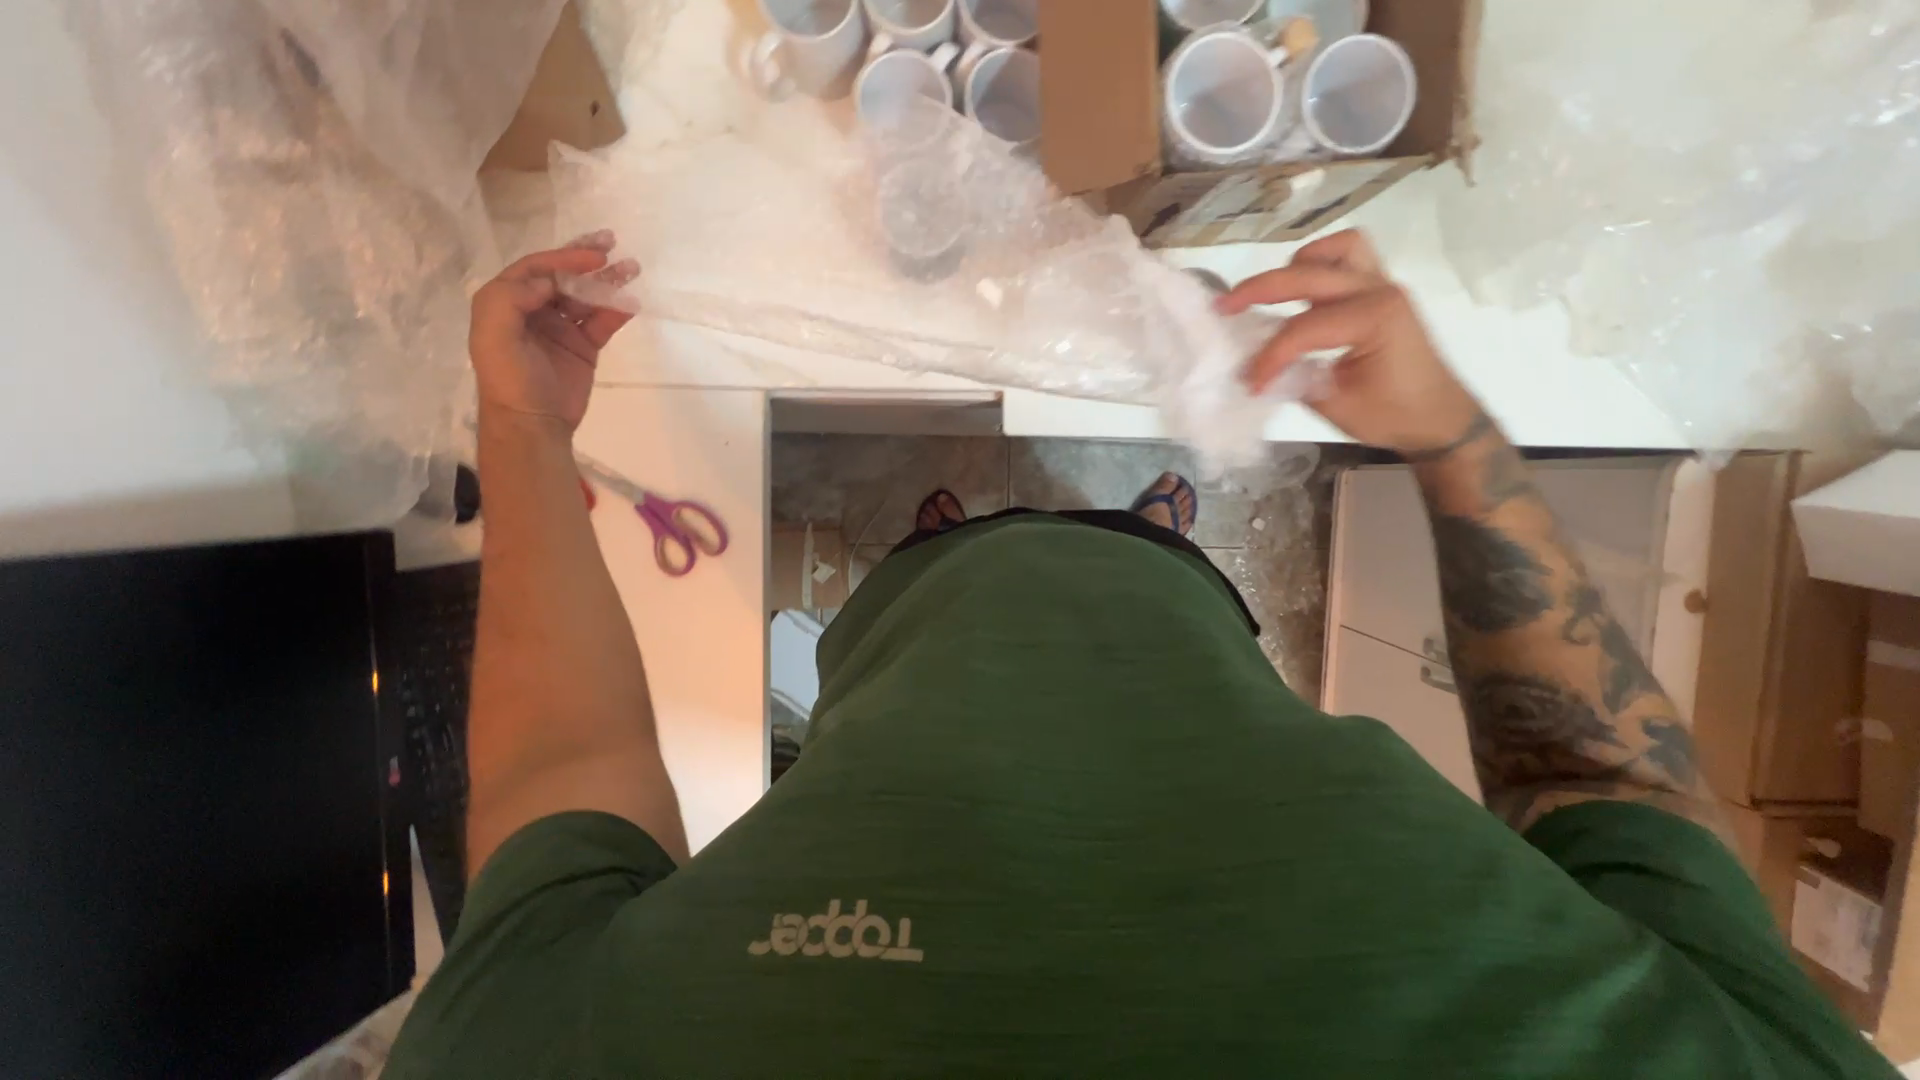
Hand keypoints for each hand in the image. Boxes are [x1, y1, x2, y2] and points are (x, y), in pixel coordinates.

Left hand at [469, 230, 639, 432]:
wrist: (533, 423)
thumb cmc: (509, 378)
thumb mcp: (493, 334)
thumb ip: (511, 298)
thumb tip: (548, 282)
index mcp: (506, 301)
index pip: (537, 269)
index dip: (565, 257)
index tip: (593, 256)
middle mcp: (533, 310)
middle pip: (563, 276)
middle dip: (587, 258)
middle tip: (611, 244)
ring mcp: (560, 328)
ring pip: (586, 296)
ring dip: (608, 282)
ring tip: (632, 269)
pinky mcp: (583, 347)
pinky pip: (602, 322)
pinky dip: (617, 311)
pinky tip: (632, 301)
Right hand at [1216, 230, 1484, 456]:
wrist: (1439, 418)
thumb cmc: (1393, 416)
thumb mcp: (1335, 405)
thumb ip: (1293, 380)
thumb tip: (1253, 372)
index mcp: (1375, 319)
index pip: (1302, 329)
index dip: (1269, 356)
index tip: (1250, 384)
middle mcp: (1380, 290)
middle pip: (1308, 273)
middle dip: (1261, 289)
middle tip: (1224, 307)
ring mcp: (1383, 285)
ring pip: (1336, 250)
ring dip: (1298, 266)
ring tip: (1271, 294)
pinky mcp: (1379, 291)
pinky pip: (1349, 259)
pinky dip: (1319, 267)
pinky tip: (1299, 296)